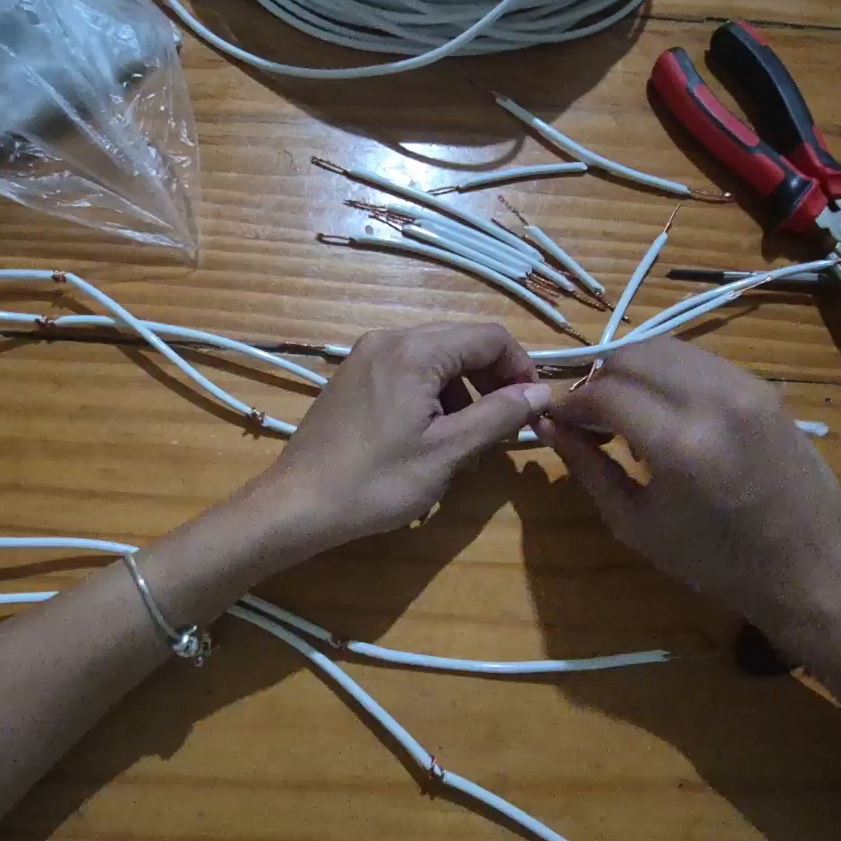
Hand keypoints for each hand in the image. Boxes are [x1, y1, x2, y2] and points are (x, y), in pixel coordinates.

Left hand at [260, 323, 550, 551]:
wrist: (298, 504)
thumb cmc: (377, 482)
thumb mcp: (447, 451)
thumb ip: (498, 415)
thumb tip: (541, 391)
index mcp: (414, 350)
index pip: (489, 337)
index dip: (520, 368)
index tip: (531, 408)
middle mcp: (387, 340)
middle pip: (460, 344)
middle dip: (490, 383)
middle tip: (502, 429)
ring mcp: (363, 358)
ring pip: (433, 360)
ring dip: (460, 393)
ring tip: (465, 442)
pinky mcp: (350, 379)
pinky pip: (404, 373)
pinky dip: (429, 397)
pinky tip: (428, 438)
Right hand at [537, 338, 840, 649]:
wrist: (812, 569)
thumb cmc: (714, 561)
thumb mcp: (634, 523)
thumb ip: (587, 467)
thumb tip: (546, 425)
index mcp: (678, 443)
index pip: (604, 392)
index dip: (569, 401)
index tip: (554, 418)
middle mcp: (714, 399)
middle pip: (633, 355)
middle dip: (598, 379)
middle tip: (587, 417)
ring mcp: (745, 387)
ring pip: (666, 348)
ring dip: (632, 372)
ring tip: (624, 416)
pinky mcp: (764, 388)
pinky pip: (697, 361)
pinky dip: (666, 375)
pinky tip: (664, 415)